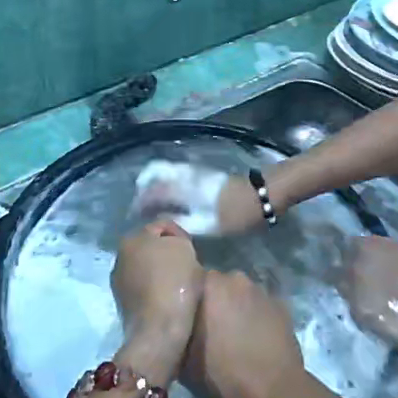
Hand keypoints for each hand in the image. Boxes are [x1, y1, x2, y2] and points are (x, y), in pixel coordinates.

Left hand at [111, 221, 202, 384]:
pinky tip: (168, 298)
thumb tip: (171, 243)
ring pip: (145, 268)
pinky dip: (155, 289)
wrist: (159, 331)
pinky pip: (143, 288)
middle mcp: (119, 256)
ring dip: (160, 271)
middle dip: (167, 252)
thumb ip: (176, 237)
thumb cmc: (174, 283)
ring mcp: (118, 282)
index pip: (161, 226)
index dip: (181, 235)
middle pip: (150, 247)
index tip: (193, 251)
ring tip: (179, 284)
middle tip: (188, 265)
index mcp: (132, 238)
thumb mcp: (184, 248)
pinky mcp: (123, 304)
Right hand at [131, 161, 265, 235]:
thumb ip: (183, 224)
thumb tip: (161, 224)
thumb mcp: (210, 226)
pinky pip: (175, 174)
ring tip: (150, 205)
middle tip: (139, 208)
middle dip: (143, 189)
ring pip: (164, 171)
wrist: (263, 195)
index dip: (141, 202)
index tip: (134, 217)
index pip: (153, 190)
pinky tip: (169, 200)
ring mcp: (194, 172)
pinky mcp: (202, 174)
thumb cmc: (237, 214)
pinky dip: (165, 183)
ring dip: (153, 184)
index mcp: (184, 187)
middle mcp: (185, 174)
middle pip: (154, 173)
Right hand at [181, 270, 307, 397]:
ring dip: (237, 308)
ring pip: (242, 295)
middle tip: (210, 329)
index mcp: (209, 284)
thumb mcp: (183, 359)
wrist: (272, 396)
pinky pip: (262, 307)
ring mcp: (262, 290)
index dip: (189, 301)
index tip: (186, 319)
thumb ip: (176, 333)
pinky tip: (256, 340)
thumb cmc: (222, 375)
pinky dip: (258, 318)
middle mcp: (235, 278)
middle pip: (219, 285)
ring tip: (235, 336)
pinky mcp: (282, 306)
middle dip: (214, 302)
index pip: (191, 281)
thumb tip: (173, 328)